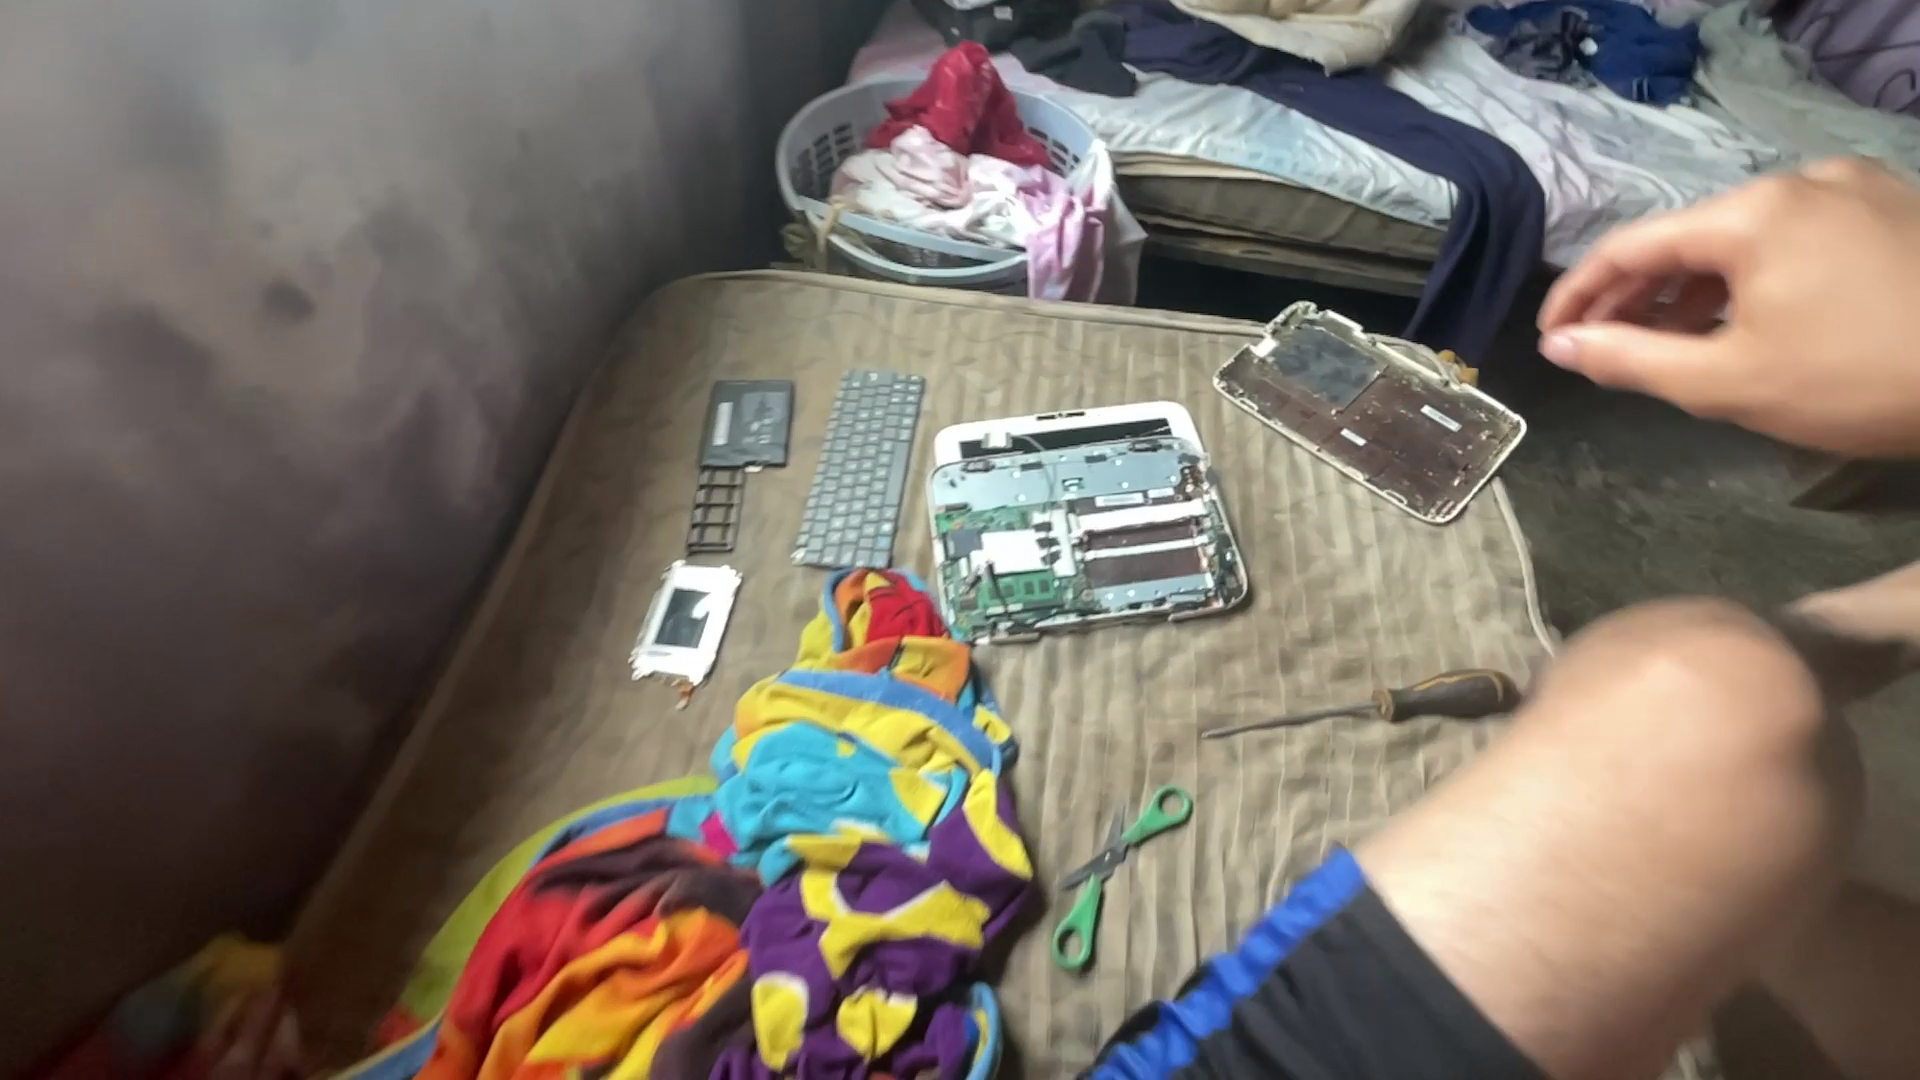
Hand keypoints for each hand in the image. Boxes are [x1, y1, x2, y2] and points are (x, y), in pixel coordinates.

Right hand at [1537, 159, 1919, 457]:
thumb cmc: (1858, 377)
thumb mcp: (1720, 380)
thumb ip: (1624, 358)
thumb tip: (1557, 345)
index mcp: (1752, 216)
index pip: (1626, 248)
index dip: (1574, 296)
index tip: (1549, 338)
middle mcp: (1800, 185)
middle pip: (1678, 241)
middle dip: (1626, 297)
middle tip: (1593, 346)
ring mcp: (1854, 192)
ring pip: (1728, 242)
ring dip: (1677, 293)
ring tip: (1652, 343)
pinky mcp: (1889, 211)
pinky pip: (1780, 241)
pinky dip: (1734, 282)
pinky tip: (1722, 323)